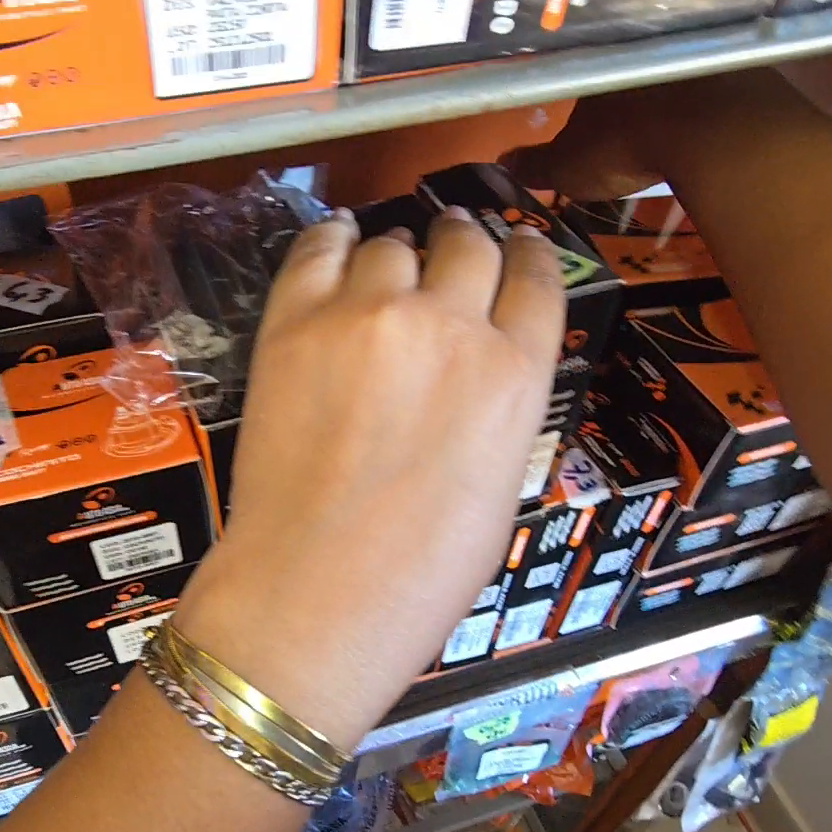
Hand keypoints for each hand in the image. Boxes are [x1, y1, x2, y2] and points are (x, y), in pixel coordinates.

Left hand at [175, 207, 566, 749]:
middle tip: (449, 247)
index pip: (536, 281)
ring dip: (397, 254)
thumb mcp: (497, 492)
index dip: (528, 254)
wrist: (315, 593)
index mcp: (515, 377)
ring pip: (392, 245)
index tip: (516, 247)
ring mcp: (368, 315)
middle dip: (462, 243)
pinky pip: (318, 248)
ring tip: (386, 267)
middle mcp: (450, 325)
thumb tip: (477, 379)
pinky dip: (333, 238)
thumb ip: (497, 414)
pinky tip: (338, 240)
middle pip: (466, 247)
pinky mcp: (294, 323)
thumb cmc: (420, 575)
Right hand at [501, 70, 820, 200]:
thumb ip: (534, 165)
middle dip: (621, 91)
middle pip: (623, 69)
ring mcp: (688, 49)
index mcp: (595, 67)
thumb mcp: (566, 167)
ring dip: (662, 90)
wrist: (706, 130)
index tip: (581, 125)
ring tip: (661, 123)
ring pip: (666, 68)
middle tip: (621, 122)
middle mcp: (640, 46)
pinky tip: (699, 120)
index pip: (576, 76)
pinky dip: (700, 97)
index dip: (576, 100)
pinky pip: (707, 78)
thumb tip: (501, 162)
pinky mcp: (731, 61)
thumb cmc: (622, 146)